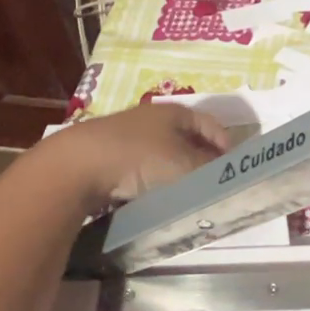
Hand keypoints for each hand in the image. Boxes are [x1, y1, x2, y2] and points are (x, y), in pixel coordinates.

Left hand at [41, 104, 230, 211]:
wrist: (77, 165)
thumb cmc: (139, 158)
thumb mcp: (183, 166)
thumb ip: (209, 171)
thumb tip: (226, 176)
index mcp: (174, 112)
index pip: (211, 124)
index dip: (225, 145)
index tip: (233, 169)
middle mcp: (152, 119)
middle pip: (187, 139)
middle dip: (202, 161)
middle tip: (212, 185)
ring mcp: (128, 136)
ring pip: (164, 155)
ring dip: (177, 173)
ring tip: (186, 196)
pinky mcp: (109, 156)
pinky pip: (142, 168)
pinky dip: (153, 181)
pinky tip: (154, 198)